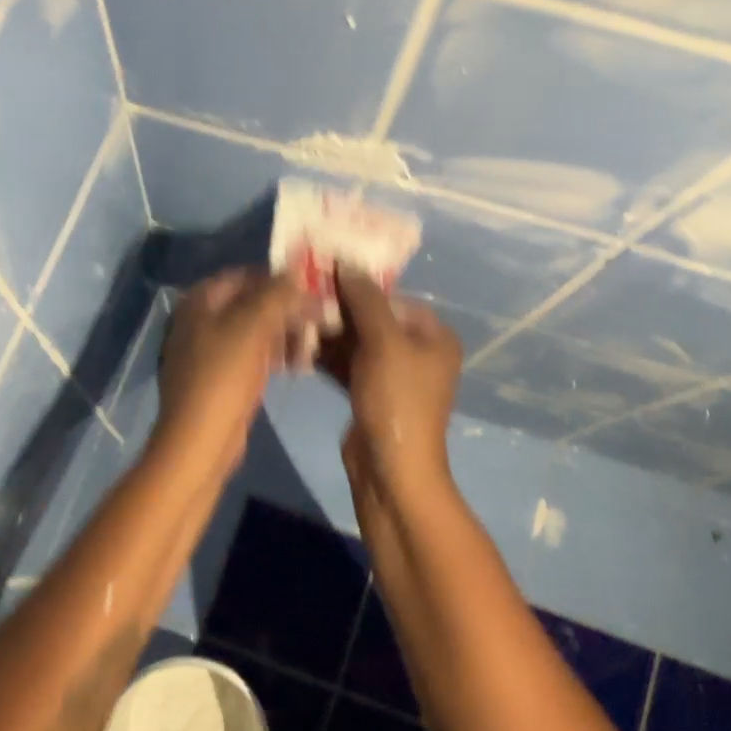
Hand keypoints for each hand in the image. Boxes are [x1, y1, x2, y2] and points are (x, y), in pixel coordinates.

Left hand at [153, 268, 304, 471]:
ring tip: (314, 344)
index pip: (246, 275)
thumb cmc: (223, 376)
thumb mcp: (253, 325)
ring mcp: (207, 352)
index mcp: (199, 301)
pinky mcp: (219, 380)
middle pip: (251, 304)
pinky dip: (274, 357)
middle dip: (286, 310)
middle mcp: (198, 321)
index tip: (313, 289)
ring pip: (253, 332)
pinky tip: (299, 365)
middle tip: (321, 319)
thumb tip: (297, 269)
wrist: (200, 441)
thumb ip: (277, 292)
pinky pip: (251, 357)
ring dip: (284, 334)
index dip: (280, 279)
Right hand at [320, 270, 461, 487]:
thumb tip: (347, 261)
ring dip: (329, 333)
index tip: (322, 278)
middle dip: (339, 310)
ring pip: (357, 343)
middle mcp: (417, 352)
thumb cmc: (396, 400)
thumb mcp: (384, 343)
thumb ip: (365, 300)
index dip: (359, 287)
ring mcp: (393, 376)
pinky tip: (300, 347)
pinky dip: (328, 357)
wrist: (390, 469)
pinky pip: (347, 366)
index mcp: (434, 336)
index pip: (393, 298)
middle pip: (373, 319)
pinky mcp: (370, 395)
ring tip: (295, 320)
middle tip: (302, 299)